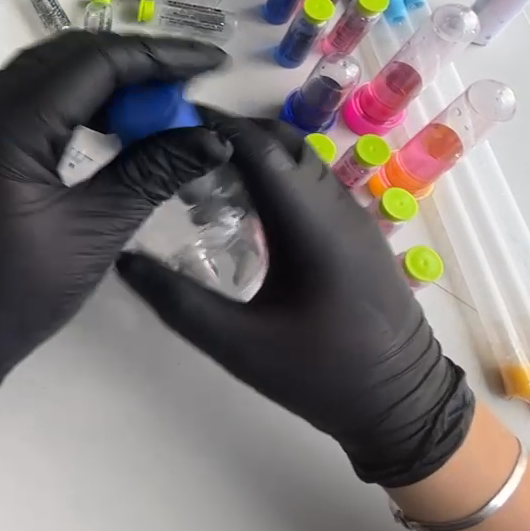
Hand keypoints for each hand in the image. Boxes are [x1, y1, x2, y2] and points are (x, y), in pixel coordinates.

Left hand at [0, 31, 229, 474]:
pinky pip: (27, 95)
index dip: (159, 57)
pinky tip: (111, 123)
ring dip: (104, 77)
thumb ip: (152, 172)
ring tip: (158, 103)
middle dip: (134, 62)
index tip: (211, 62)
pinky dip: (73, 98)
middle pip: (68, 55)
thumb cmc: (13, 298)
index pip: (94, 62)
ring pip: (47, 70)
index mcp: (7, 124)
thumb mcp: (94, 233)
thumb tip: (213, 136)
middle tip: (189, 82)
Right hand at [117, 116, 473, 486]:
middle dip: (233, 133)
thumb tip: (124, 261)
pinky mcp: (359, 229)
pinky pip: (314, 180)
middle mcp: (335, 207)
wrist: (405, 408)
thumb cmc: (320, 375)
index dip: (217, 127)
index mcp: (309, 226)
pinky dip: (277, 174)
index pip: (259, 150)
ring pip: (302, 158)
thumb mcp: (239, 346)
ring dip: (257, 153)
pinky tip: (249, 208)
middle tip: (185, 146)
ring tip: (209, 174)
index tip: (173, 122)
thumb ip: (178, 302)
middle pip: (283, 142)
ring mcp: (354, 216)